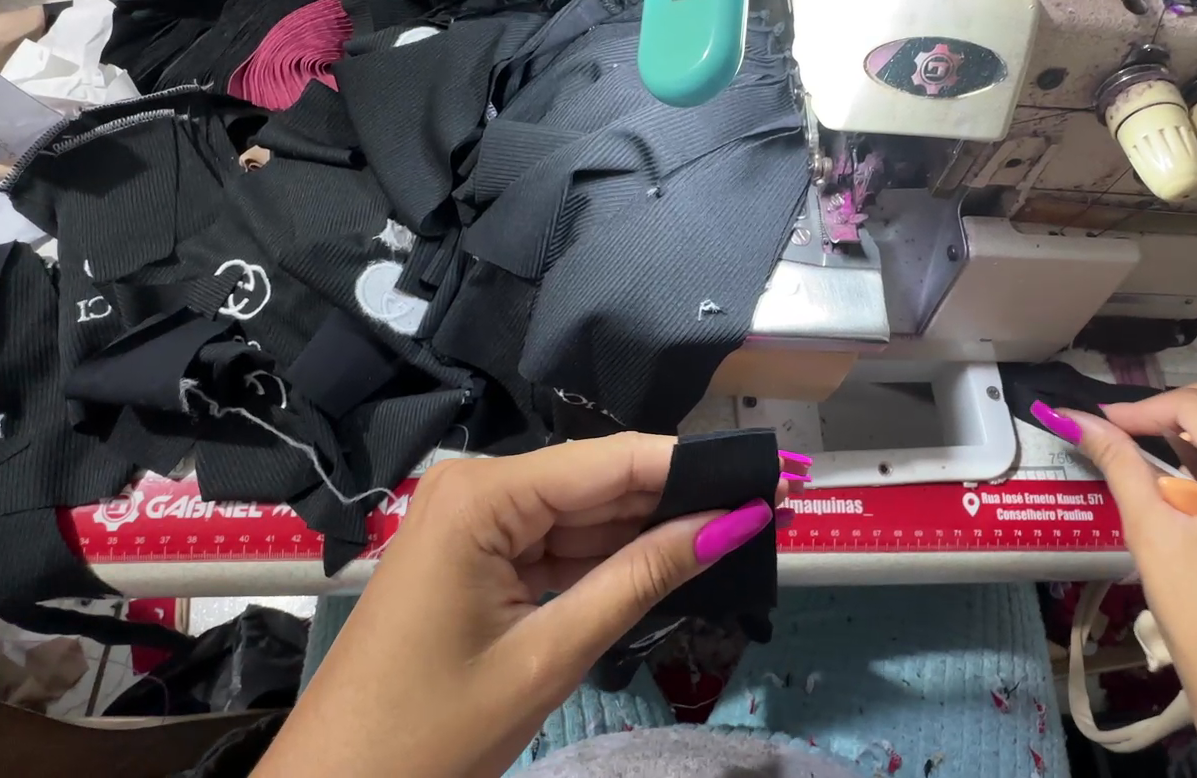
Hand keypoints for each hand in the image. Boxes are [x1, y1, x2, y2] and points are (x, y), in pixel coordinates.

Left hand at [254, 433, 795, 777]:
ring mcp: (476, 518)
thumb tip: (734, 522)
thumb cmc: (430, 736)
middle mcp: (480, 485)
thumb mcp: (552, 652)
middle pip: (600, 482)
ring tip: (729, 536)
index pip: (614, 460)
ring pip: (584, 514)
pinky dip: (607, 560)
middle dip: (677, 501)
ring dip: (648, 533)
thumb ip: (645, 577)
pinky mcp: (477, 551)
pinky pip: (557, 543)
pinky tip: (666, 563)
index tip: (765, 477)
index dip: (695, 467)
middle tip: (760, 513)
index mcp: (486, 492)